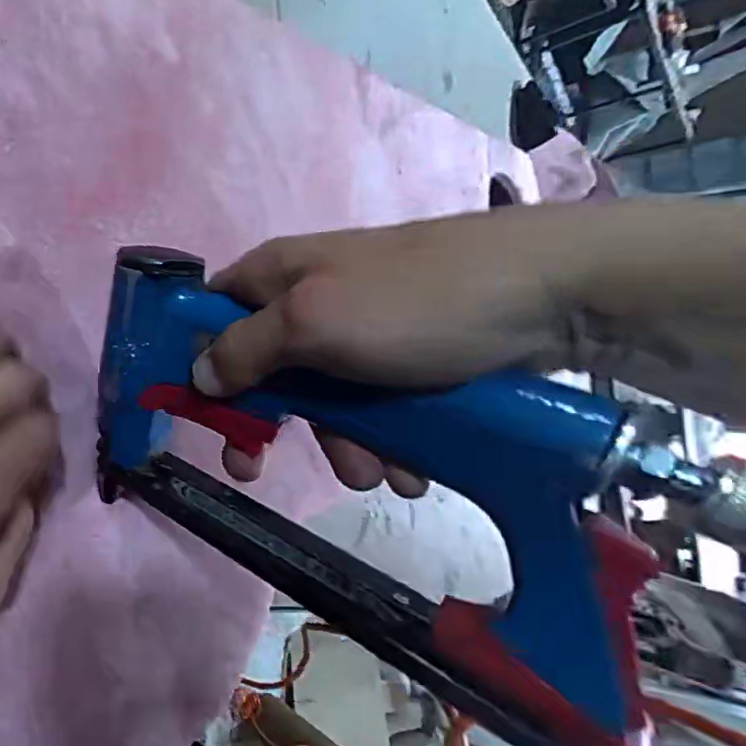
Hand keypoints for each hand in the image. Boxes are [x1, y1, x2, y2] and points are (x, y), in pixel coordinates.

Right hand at [191, 209, 587, 493]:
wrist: (549, 294)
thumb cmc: (412, 304)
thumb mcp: (312, 323)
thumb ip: (244, 349)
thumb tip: (197, 375)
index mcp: (275, 276)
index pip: (210, 315)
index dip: (196, 361)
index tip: (197, 411)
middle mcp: (308, 301)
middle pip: (260, 369)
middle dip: (269, 423)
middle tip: (256, 468)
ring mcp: (358, 333)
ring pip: (320, 400)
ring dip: (341, 445)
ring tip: (378, 469)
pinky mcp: (402, 361)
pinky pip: (372, 410)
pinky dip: (384, 442)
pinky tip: (410, 466)